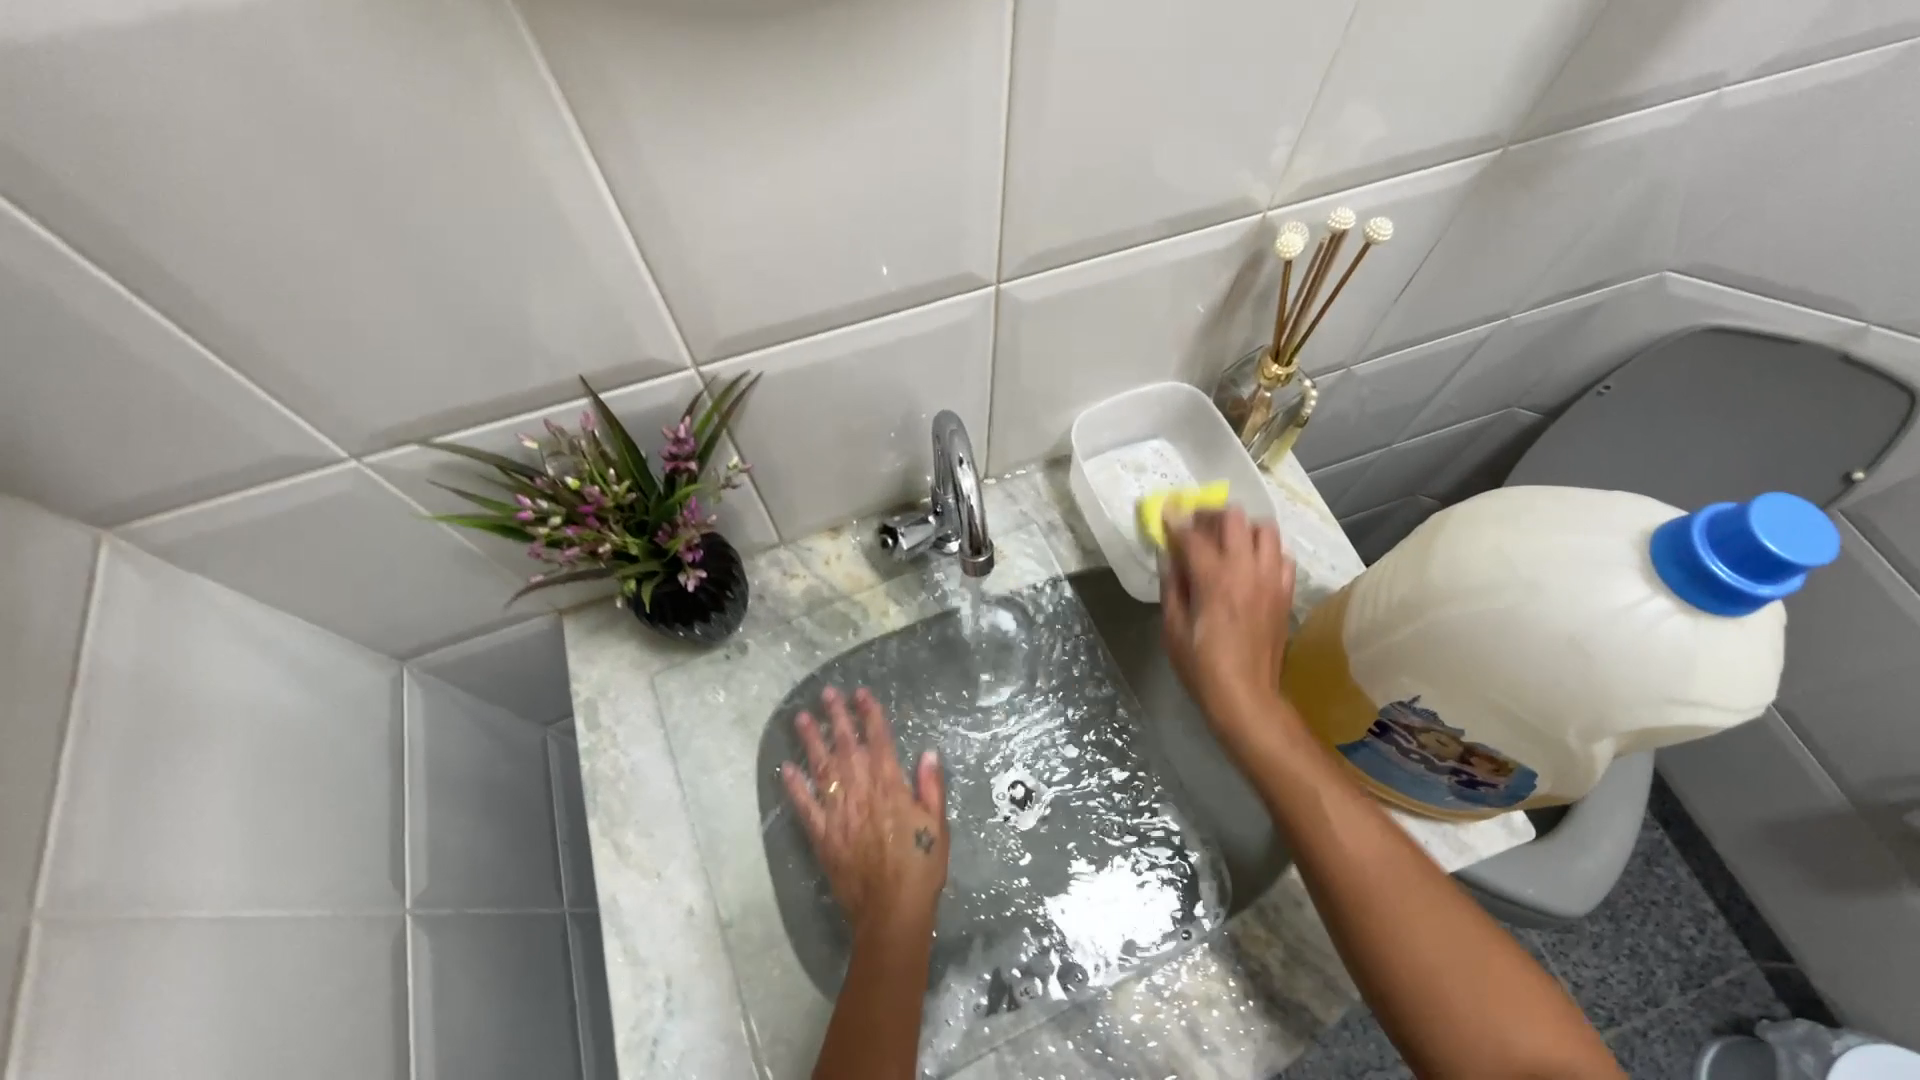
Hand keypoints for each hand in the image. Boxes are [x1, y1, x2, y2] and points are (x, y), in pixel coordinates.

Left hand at [781, 686, 949, 934]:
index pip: (879, 742)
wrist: (892, 911)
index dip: (870, 716)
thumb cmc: (921, 867)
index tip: (861, 694)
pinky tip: (786, 768)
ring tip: (802, 718)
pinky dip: (794, 786)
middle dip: (838, 718)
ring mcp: (838, 814)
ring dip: (812, 742)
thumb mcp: (937, 825)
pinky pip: (805, 806)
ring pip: (823, 770)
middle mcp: (862, 793)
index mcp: (891, 788)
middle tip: (827, 694)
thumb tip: (928, 753)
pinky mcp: (822, 836)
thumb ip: (931, 787)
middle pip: (847, 748)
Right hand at [1161, 507, 1295, 723]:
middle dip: (1212, 516)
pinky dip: (1266, 552)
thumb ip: (1172, 587)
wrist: (1246, 696)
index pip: (1193, 534)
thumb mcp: (1173, 629)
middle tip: (1197, 527)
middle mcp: (1245, 570)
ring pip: (1265, 529)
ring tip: (1228, 542)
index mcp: (1213, 579)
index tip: (1167, 513)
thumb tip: (1169, 557)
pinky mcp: (1285, 593)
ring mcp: (1271, 579)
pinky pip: (1282, 556)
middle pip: (1234, 519)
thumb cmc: (1201, 667)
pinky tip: (1251, 566)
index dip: (1176, 520)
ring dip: (1243, 529)